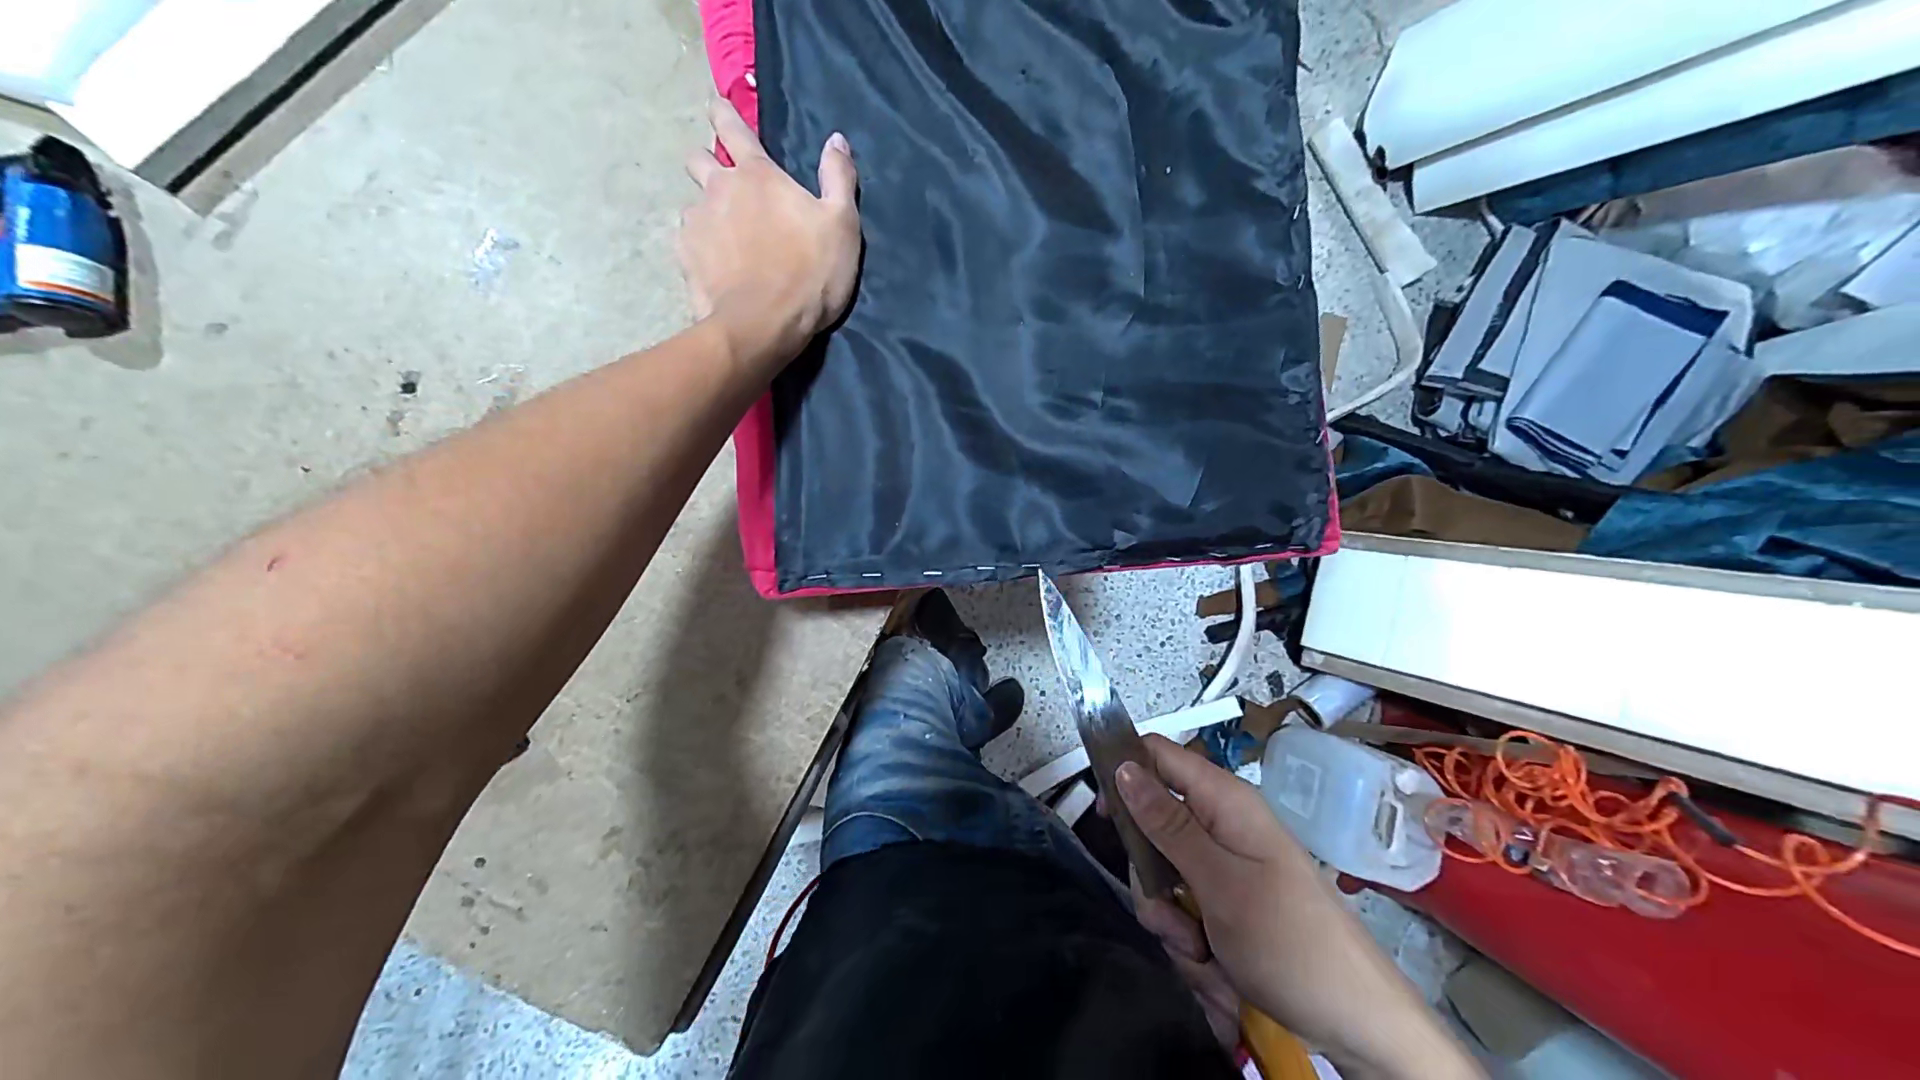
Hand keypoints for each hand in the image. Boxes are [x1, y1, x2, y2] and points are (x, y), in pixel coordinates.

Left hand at [679, 100, 861, 369]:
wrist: (763, 325)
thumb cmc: (810, 275)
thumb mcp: (842, 226)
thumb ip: (839, 178)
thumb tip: (836, 140)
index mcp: (757, 175)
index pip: (732, 125)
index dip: (723, 112)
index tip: (717, 106)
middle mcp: (718, 189)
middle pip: (698, 159)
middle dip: (707, 163)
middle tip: (726, 186)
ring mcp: (696, 222)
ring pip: (692, 204)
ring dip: (706, 213)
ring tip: (726, 240)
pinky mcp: (685, 256)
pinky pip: (686, 240)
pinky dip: (699, 247)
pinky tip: (715, 266)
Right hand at [1116, 736, 1481, 1079]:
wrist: (1359, 1026)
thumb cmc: (1292, 943)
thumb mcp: (1219, 882)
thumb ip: (1166, 823)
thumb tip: (1123, 766)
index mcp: (1224, 801)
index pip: (1158, 756)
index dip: (1124, 774)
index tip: (1105, 818)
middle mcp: (1221, 825)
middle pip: (1151, 826)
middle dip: (1152, 878)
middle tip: (1174, 913)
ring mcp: (1224, 867)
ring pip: (1162, 876)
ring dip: (1171, 918)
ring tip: (1204, 952)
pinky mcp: (1227, 903)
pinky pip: (1182, 910)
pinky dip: (1189, 940)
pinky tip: (1215, 967)